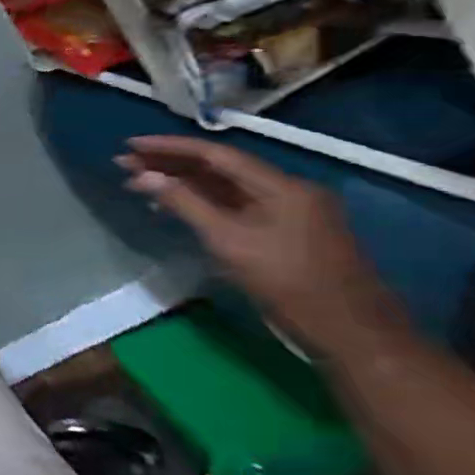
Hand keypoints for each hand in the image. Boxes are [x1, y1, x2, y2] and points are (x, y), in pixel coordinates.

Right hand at [118, 135, 384, 334]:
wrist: (349, 330)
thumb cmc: (286, 281)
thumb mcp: (228, 241)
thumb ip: (184, 203)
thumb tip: (144, 176)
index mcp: (281, 186)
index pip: (216, 154)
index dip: (169, 147)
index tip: (129, 144)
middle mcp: (288, 190)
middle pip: (220, 167)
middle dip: (170, 163)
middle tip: (125, 163)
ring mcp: (288, 210)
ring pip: (225, 185)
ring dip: (181, 182)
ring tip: (138, 183)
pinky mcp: (284, 229)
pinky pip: (235, 203)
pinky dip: (201, 200)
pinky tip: (172, 204)